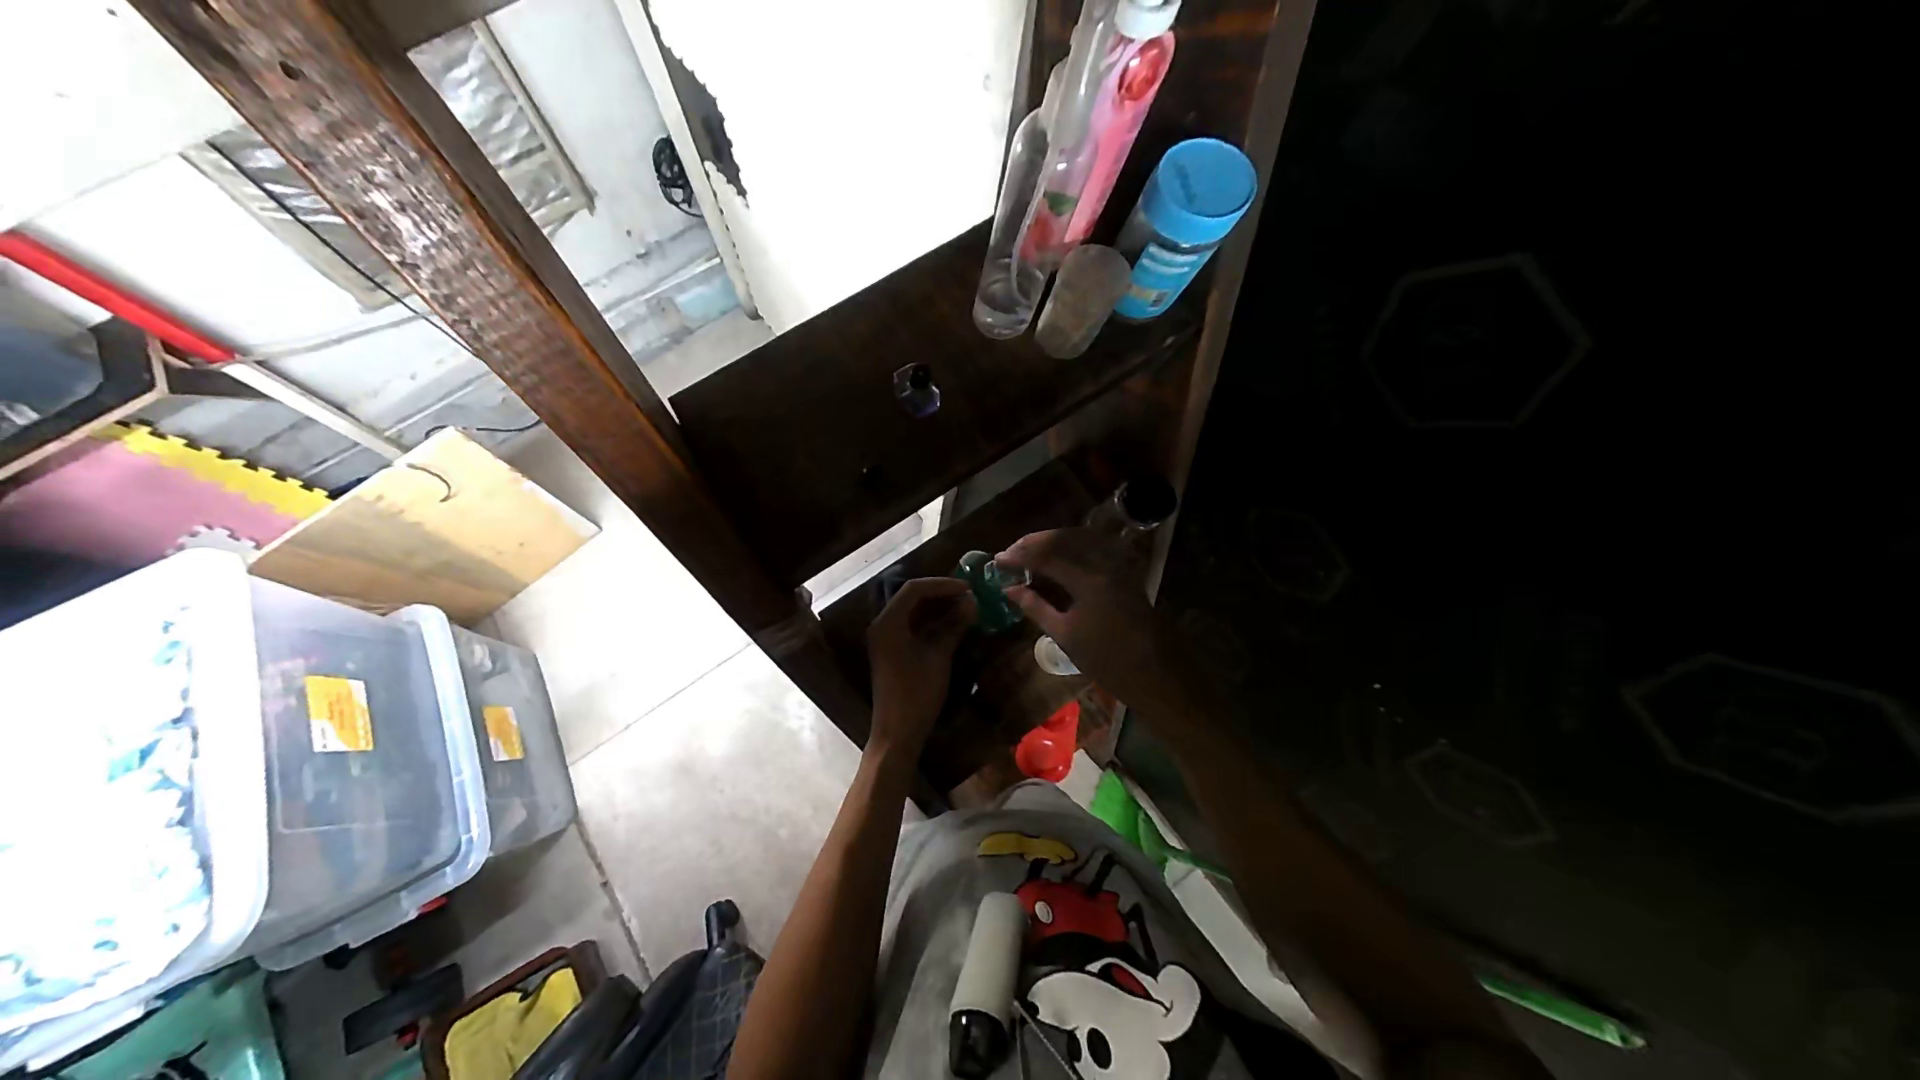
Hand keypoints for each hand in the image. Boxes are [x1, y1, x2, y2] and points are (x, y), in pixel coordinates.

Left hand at [866, 577, 974, 754]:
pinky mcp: (891, 650)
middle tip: (968, 595)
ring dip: (937, 607)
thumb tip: (972, 602)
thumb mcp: (939, 656)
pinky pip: (910, 625)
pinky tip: (952, 624)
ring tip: (965, 607)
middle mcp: (882, 624)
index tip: (968, 587)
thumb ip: (954, 626)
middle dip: (940, 593)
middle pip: (911, 597)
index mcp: (888, 622)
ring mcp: (885, 638)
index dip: (942, 584)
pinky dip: (930, 621)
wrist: (897, 731)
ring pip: (912, 611)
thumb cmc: (917, 693)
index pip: (914, 589)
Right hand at [995, 528, 1177, 710]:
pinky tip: (1059, 558)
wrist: (1154, 672)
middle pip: (1065, 538)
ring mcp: (1119, 565)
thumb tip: (1008, 588)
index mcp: (1088, 581)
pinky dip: (1073, 547)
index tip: (998, 560)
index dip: (1019, 556)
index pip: (1047, 556)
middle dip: (1035, 542)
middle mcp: (1106, 564)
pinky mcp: (1126, 571)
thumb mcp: (1064, 635)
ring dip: (1054, 541)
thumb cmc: (1106, 661)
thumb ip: (1035, 607)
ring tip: (1031, 553)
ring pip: (1082, 538)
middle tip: (1013, 553)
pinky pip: (1096, 547)